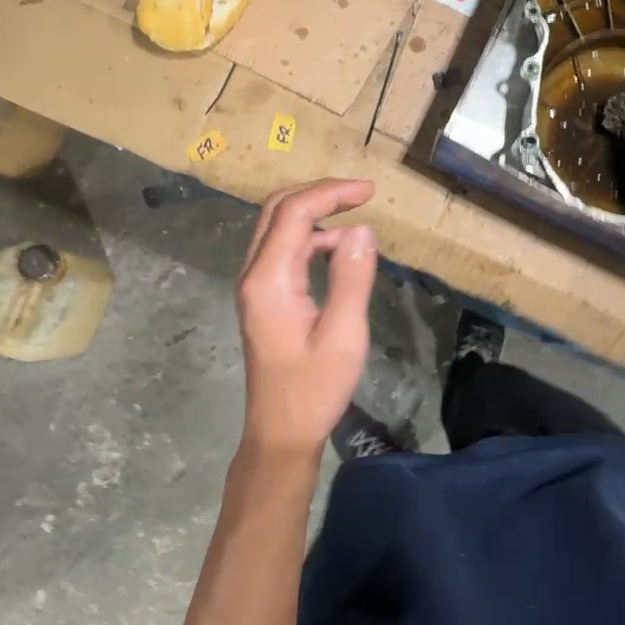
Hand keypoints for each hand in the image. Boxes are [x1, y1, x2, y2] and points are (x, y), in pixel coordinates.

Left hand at [235, 179, 377, 453]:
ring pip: (278, 229)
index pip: (294, 213)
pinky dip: (312, 239)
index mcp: (269, 280)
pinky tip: (341, 253)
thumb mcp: (344, 335)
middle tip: (362, 194)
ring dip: (316, 215)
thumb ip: (352, 278)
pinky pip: (284, 252)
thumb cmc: (314, 389)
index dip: (331, 193)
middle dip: (320, 194)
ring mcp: (256, 287)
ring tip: (358, 222)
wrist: (281, 432)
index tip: (370, 192)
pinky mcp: (264, 298)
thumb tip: (362, 230)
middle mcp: (254, 275)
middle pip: (278, 210)